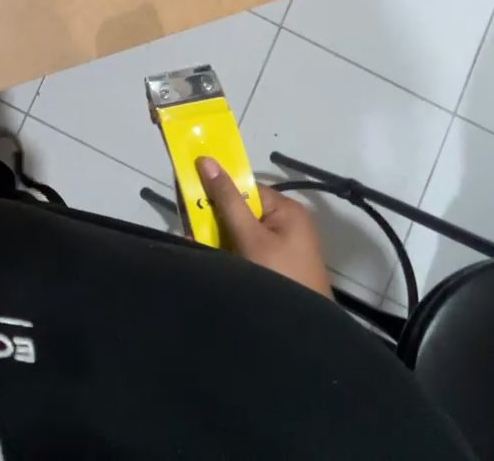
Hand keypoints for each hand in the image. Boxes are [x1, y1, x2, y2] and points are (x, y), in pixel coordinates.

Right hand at [199, 156, 332, 297]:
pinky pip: (247, 249)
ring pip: (241, 231)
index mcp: (286, 209)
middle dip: (214, 218)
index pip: (243, 187)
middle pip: (241, 208)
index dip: (216, 190)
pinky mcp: (278, 265)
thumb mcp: (249, 236)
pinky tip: (211, 261)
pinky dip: (229, 252)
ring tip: (196, 247)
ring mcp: (283, 245)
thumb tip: (206, 159)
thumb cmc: (280, 275)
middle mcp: (287, 222)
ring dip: (218, 237)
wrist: (305, 334)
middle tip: (189, 228)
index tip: (189, 198)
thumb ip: (226, 199)